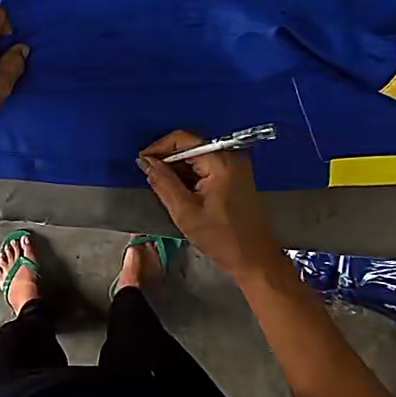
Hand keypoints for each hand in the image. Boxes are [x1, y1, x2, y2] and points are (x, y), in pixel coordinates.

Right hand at [138, 130, 286, 281]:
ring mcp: (236, 166)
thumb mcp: (185, 212)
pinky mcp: (237, 176)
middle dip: (168, 159)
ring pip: (199, 157)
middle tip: (149, 175)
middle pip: (192, 146)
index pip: (184, 139)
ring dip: (179, 169)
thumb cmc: (221, 237)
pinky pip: (208, 167)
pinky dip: (192, 176)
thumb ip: (164, 182)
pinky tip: (181, 191)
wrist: (254, 257)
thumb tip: (147, 162)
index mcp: (221, 162)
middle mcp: (231, 157)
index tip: (142, 161)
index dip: (159, 147)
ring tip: (163, 186)